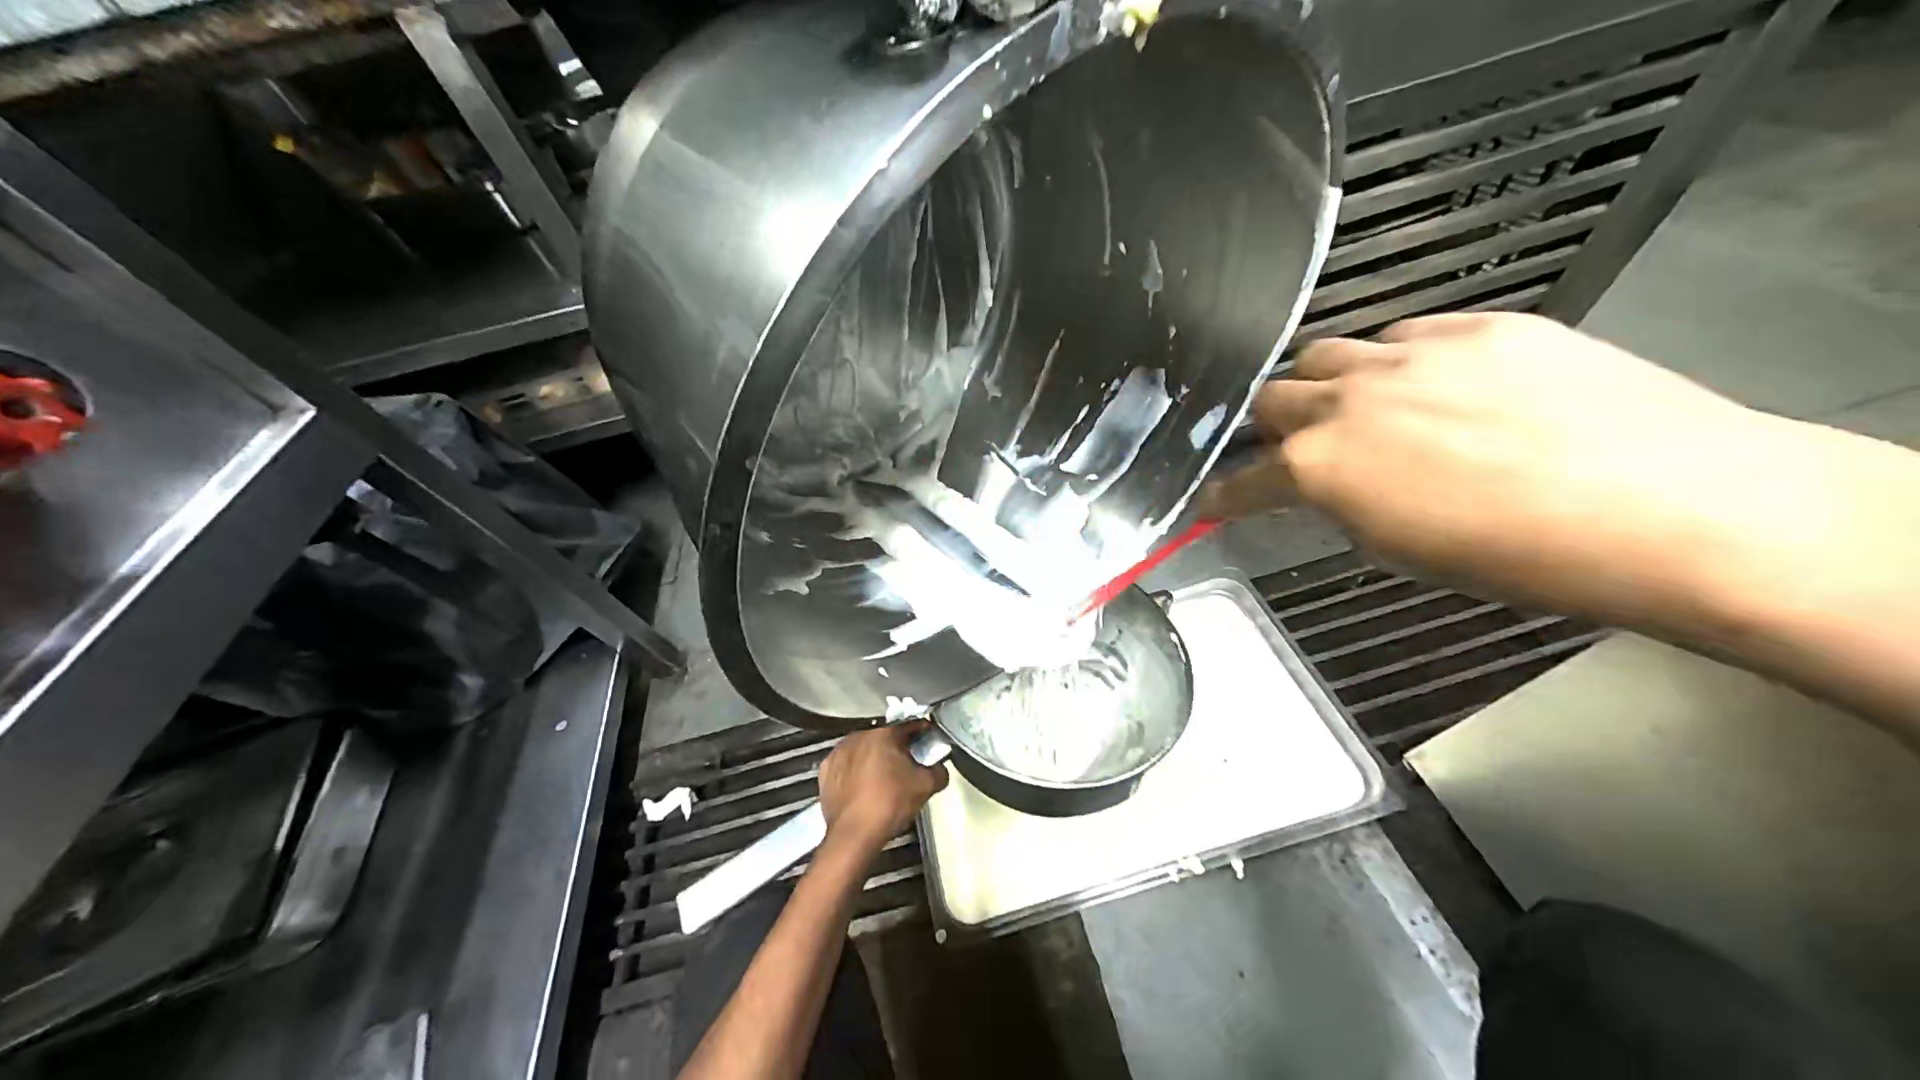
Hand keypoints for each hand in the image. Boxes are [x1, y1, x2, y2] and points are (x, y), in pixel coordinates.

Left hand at [818, 723, 948, 852]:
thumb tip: (939, 767)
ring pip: (863, 750)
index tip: (929, 739)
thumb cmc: (891, 803)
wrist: (854, 834)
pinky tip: (861, 786)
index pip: (909, 726)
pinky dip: (854, 771)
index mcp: (884, 735)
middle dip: (895, 748)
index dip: (922, 732)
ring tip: (882, 778)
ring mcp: (838, 752)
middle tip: (906, 765)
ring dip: (873, 758)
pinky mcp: (825, 770)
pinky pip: (846, 765)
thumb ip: (939, 770)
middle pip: (884, 738)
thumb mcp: (926, 786)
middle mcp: (858, 736)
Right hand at [1197, 313, 1799, 628]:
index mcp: (1321, 467)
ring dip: (1325, 383)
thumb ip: (1344, 507)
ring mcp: (1413, 353)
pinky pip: (1408, 333)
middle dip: (1270, 425)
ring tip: (1358, 405)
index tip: (1215, 499)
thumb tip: (1335, 488)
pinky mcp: (1481, 325)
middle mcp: (1348, 399)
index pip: (1244, 479)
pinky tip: (1433, 385)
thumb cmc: (1523, 557)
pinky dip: (1398, 361)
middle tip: (1290, 445)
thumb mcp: (1401, 552)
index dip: (1223, 494)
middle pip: (1273, 395)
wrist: (1671, 507)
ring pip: (1329, 352)